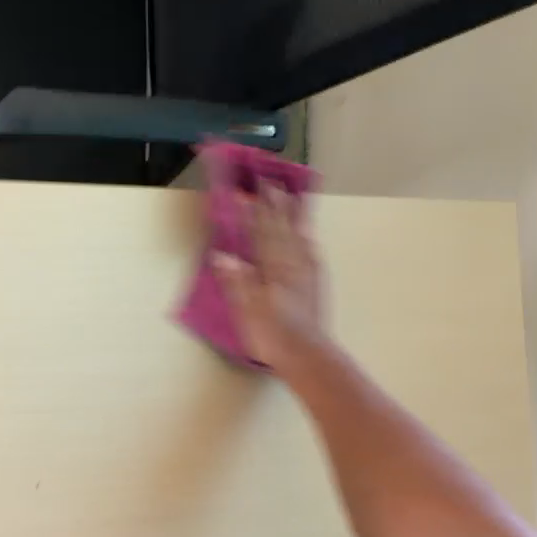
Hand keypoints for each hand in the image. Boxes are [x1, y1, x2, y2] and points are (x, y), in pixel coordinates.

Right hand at [214, 185, 327, 369]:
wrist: (306, 354)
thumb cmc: (271, 334)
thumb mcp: (248, 309)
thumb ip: (237, 280)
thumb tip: (222, 255)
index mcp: (274, 268)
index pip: (261, 233)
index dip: (252, 212)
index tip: (245, 191)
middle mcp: (293, 264)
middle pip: (281, 228)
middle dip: (274, 205)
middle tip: (270, 182)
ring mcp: (306, 272)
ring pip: (298, 235)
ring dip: (293, 215)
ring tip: (291, 196)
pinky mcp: (313, 282)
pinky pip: (309, 250)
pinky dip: (305, 236)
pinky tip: (306, 233)